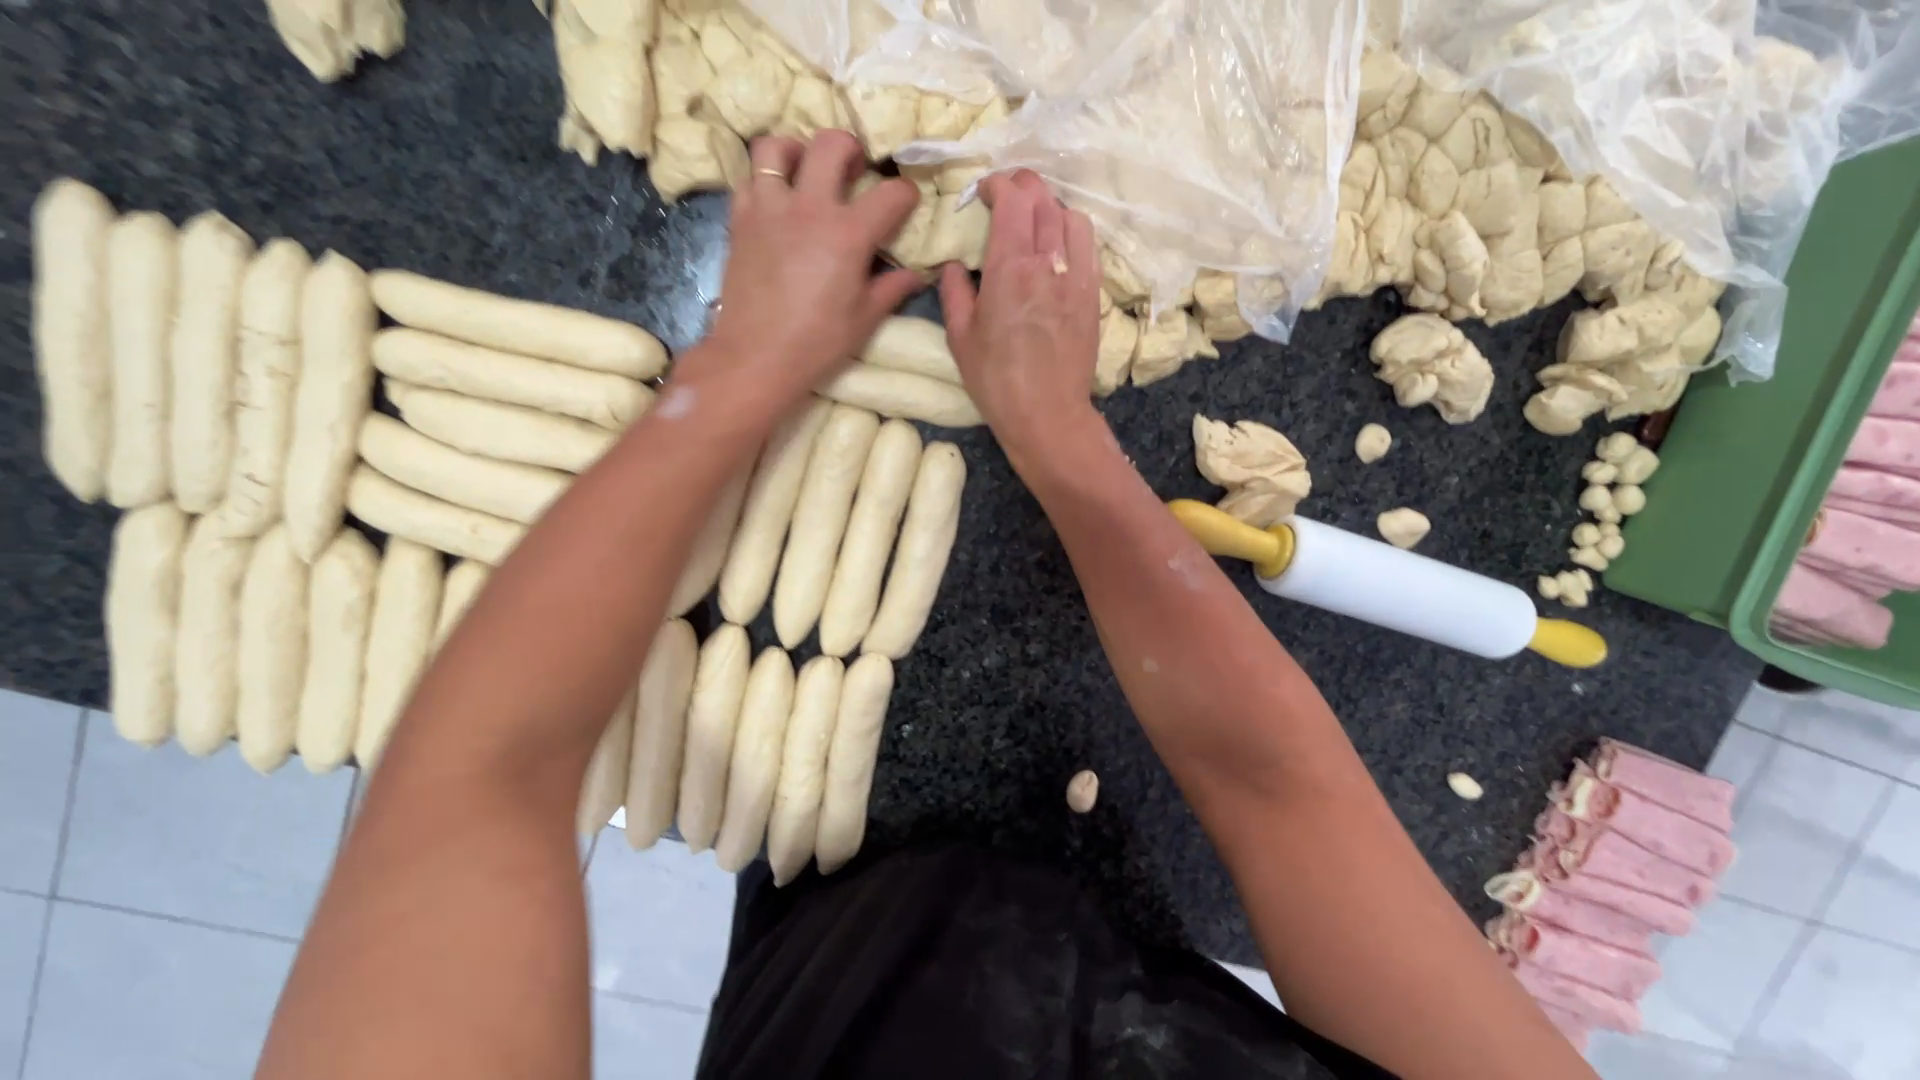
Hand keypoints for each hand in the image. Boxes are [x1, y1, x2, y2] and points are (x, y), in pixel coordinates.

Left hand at [695, 130, 924, 412]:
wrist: (755, 357)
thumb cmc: (817, 343)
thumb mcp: (865, 319)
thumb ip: (892, 288)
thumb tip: (916, 275)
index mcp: (848, 234)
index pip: (891, 193)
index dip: (906, 194)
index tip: (906, 203)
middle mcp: (809, 208)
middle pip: (831, 144)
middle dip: (850, 149)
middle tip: (854, 171)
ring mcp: (769, 209)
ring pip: (776, 148)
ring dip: (796, 151)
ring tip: (805, 173)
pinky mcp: (740, 220)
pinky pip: (749, 179)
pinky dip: (764, 180)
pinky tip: (776, 201)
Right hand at [939, 171, 1103, 460]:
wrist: (1047, 414)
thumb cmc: (996, 381)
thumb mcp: (960, 337)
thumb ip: (954, 291)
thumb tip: (954, 266)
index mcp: (1010, 268)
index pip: (1013, 200)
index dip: (998, 185)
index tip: (984, 192)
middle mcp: (1048, 263)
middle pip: (1044, 199)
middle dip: (1023, 187)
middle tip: (1006, 196)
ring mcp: (1076, 276)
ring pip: (1072, 217)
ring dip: (1050, 207)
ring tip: (1034, 220)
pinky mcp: (1092, 294)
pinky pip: (1088, 246)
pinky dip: (1072, 233)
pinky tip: (1057, 247)